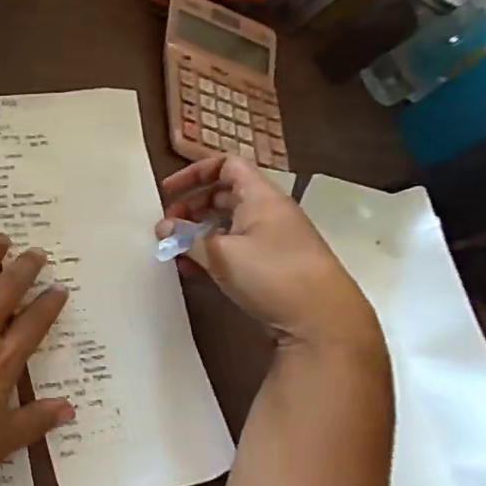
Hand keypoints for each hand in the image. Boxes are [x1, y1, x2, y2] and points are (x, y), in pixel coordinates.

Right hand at [160, 156, 379, 349]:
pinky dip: (210, 253)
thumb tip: (163, 228)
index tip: (168, 192)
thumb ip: (187, 238)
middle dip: (190, 207)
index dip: (195, 173)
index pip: (226, 166)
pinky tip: (193, 271)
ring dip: (197, 234)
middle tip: (166, 228)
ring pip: (225, 224)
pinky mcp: (270, 264)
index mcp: (260, 198)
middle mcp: (266, 212)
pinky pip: (233, 248)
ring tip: (175, 253)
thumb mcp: (221, 254)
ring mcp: (270, 238)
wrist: (322, 319)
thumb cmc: (272, 275)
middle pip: (222, 195)